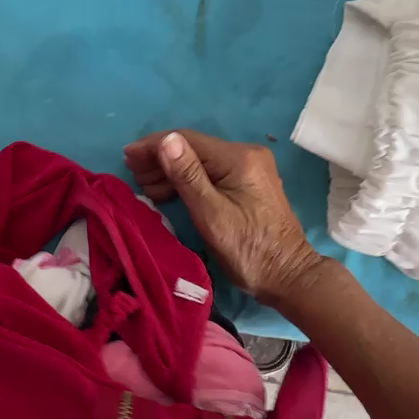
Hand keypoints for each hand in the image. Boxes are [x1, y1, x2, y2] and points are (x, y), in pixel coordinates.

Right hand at [124, 129, 329, 306]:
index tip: (127, 156)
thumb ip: (188, 176)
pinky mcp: (249, 183)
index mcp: (238, 157)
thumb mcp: (213, 215)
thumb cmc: (249, 251)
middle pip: (194, 148)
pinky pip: (211, 173)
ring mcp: (250, 168)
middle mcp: (246, 154)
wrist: (291, 279)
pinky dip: (188, 181)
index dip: (155, 146)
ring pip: (201, 161)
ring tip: (143, 184)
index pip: (188, 140)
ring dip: (172, 170)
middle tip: (131, 172)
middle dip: (161, 158)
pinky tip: (168, 192)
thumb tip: (166, 139)